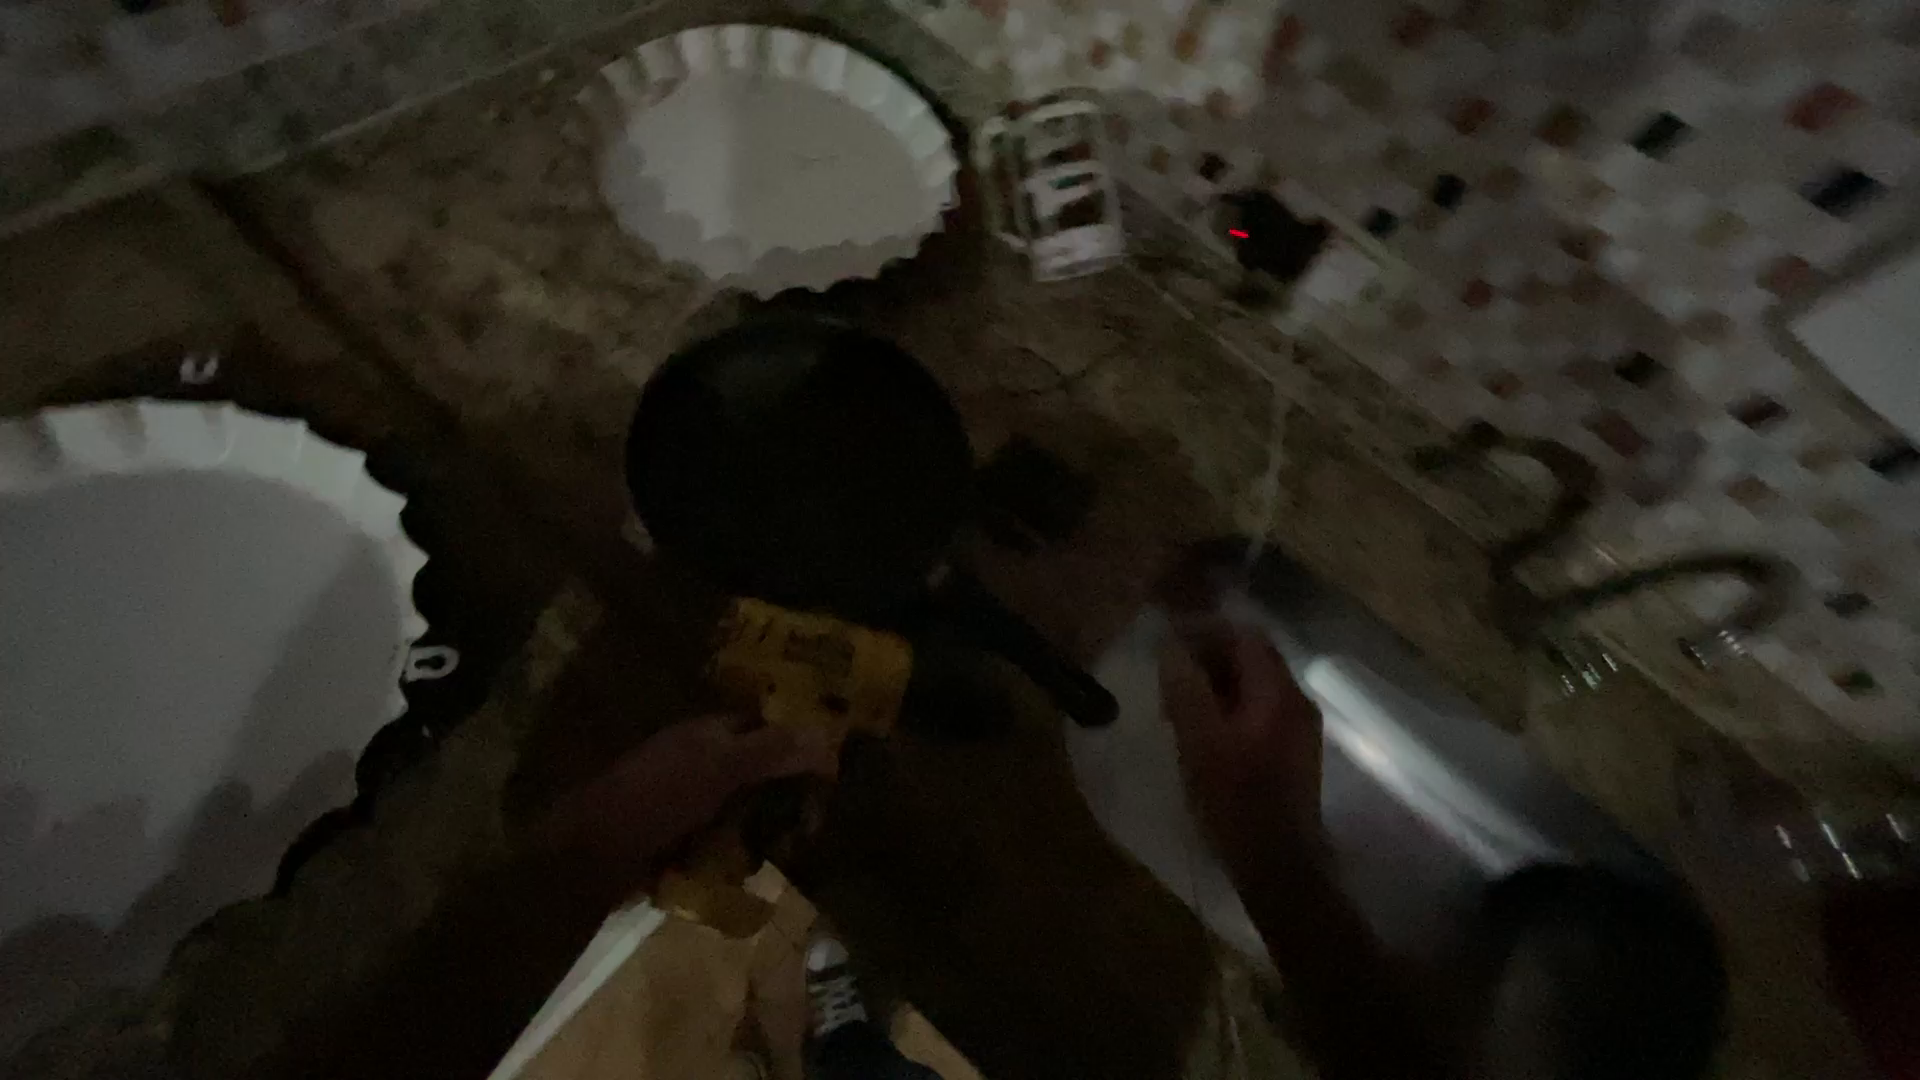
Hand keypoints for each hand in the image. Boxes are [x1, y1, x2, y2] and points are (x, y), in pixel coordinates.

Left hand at [541, 715, 835, 887]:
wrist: (589, 857)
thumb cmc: (657, 797)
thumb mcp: (720, 768)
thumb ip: (773, 750)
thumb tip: (828, 736)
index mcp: (707, 734)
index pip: (761, 725)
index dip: (793, 738)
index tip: (828, 762)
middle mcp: (699, 761)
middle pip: (756, 768)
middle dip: (784, 788)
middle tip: (819, 811)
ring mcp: (687, 802)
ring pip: (741, 807)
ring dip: (764, 823)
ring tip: (796, 844)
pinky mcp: (677, 840)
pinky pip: (721, 840)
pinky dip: (739, 851)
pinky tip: (757, 868)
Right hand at [1159, 621, 1325, 870]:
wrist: (1280, 869)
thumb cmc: (1236, 802)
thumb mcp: (1199, 741)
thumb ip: (1185, 688)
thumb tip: (1170, 646)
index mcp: (1279, 693)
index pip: (1245, 636)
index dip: (1205, 632)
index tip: (1169, 644)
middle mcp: (1296, 703)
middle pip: (1250, 658)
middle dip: (1206, 660)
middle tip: (1166, 679)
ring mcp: (1297, 729)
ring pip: (1251, 686)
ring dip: (1212, 686)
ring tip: (1174, 708)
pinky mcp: (1290, 753)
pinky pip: (1255, 711)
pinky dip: (1225, 709)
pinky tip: (1198, 733)